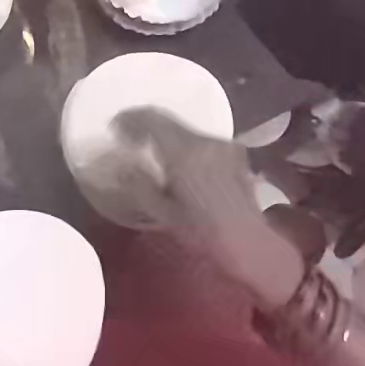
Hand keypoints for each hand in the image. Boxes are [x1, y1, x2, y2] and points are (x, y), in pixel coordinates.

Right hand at [113, 108, 309, 309]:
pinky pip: (201, 141)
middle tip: (129, 138)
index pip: (151, 119)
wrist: (250, 246)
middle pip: (169, 121)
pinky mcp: (234, 154)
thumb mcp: (160, 212)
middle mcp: (205, 141)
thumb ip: (137, 183)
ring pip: (186, 131)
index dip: (129, 119)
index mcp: (184, 153)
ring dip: (166, 136)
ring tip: (152, 152)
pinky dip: (184, 144)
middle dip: (145, 126)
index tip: (114, 128)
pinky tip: (179, 163)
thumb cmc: (202, 233)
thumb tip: (120, 165)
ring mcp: (223, 146)